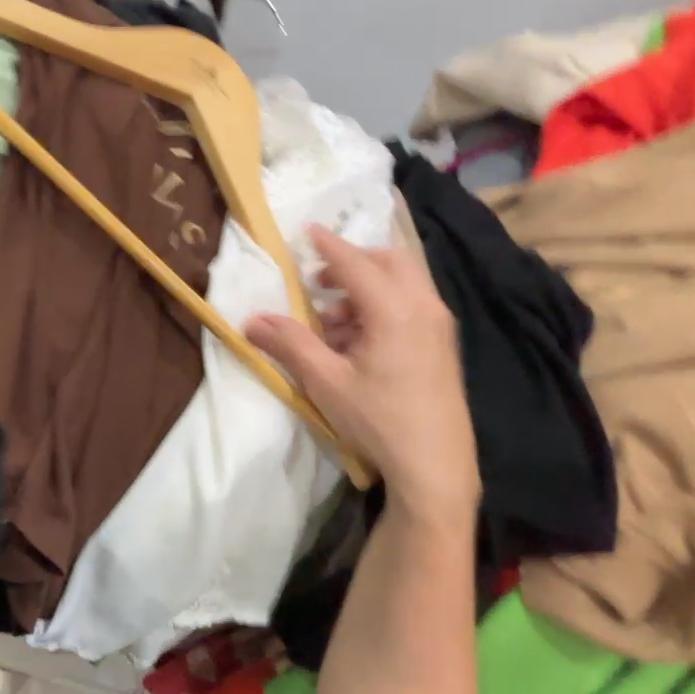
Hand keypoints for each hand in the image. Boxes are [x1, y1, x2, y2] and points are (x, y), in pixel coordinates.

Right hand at [247, 225, 480, 524]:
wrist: (433, 461)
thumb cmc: (377, 418)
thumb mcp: (325, 382)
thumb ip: (290, 344)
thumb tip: (252, 321)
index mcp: (395, 309)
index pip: (357, 264)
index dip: (329, 246)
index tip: (308, 231)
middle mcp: (424, 306)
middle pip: (390, 262)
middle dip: (353, 263)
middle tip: (318, 280)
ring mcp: (439, 325)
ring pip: (403, 284)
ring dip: (365, 288)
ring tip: (330, 321)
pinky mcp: (442, 345)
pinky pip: (411, 305)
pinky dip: (382, 306)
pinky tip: (357, 341)